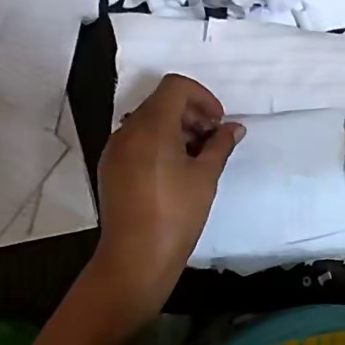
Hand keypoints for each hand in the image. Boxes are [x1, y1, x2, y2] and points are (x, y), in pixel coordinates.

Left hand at [91, 74, 242, 311]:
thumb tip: (233, 128)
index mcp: (151, 127)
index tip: (218, 123)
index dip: (202, 97)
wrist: (136, 257)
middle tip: (213, 140)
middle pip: (160, 102)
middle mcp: (127, 131)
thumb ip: (220, 146)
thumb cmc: (177, 215)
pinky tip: (175, 172)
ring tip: (197, 159)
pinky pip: (136, 142)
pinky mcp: (110, 168)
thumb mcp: (205, 177)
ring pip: (147, 122)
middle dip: (191, 114)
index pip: (175, 87)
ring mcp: (114, 150)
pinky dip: (158, 144)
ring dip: (175, 129)